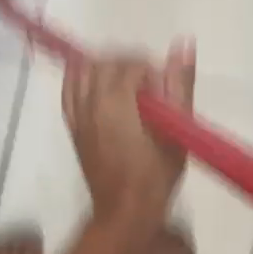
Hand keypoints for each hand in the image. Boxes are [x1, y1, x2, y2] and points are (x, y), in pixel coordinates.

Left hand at [62, 42, 195, 232]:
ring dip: (104, 68)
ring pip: (83, 72)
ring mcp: (78, 115)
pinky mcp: (73, 128)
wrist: (125, 210)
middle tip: (151, 83)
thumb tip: (183, 44)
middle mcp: (91, 104)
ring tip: (127, 82)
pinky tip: (96, 83)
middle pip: (104, 63)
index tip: (165, 87)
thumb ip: (179, 84)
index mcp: (116, 102)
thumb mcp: (177, 130)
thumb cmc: (156, 175)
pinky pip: (69, 92)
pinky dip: (80, 80)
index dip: (151, 69)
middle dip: (129, 64)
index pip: (130, 64)